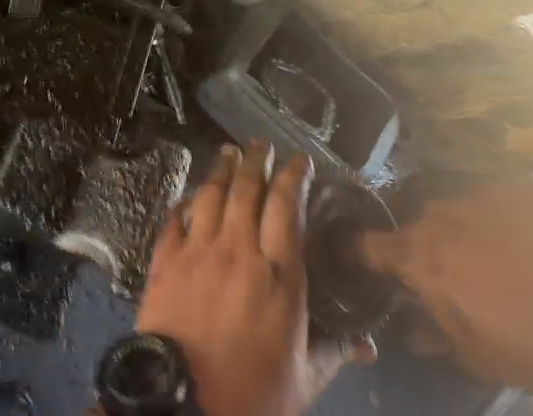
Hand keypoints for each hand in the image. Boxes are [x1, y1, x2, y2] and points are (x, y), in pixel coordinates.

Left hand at [135, 140, 326, 415]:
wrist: (183, 400)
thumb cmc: (253, 391)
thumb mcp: (305, 376)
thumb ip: (335, 351)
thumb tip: (367, 347)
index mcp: (278, 274)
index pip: (287, 207)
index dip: (293, 177)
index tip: (299, 159)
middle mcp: (238, 250)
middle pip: (248, 190)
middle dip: (257, 161)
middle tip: (261, 142)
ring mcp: (197, 250)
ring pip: (211, 194)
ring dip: (222, 169)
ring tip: (228, 152)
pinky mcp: (164, 259)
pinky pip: (174, 217)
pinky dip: (184, 201)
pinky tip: (189, 194)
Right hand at [360, 180, 532, 397]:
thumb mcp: (480, 358)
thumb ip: (438, 337)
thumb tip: (413, 331)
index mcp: (423, 258)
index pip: (372, 247)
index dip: (365, 254)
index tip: (368, 263)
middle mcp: (443, 215)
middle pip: (424, 227)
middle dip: (435, 249)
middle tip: (464, 278)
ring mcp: (485, 194)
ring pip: (466, 210)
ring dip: (476, 231)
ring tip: (512, 261)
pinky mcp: (526, 185)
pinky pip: (508, 198)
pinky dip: (516, 217)